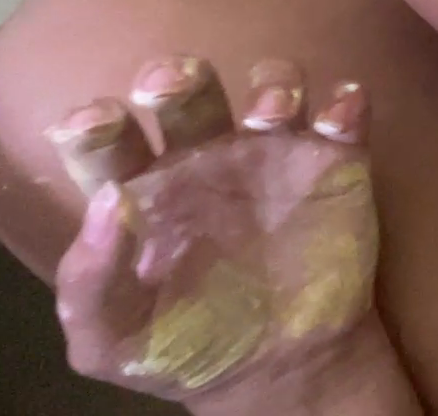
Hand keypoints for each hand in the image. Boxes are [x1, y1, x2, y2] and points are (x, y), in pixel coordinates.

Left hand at [46, 57, 379, 406]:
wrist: (286, 361)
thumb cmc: (189, 346)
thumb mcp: (113, 341)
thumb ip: (91, 283)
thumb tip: (108, 202)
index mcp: (144, 195)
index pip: (109, 143)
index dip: (98, 123)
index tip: (99, 118)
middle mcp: (208, 160)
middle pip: (191, 94)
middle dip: (180, 76)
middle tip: (175, 81)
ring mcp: (278, 155)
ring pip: (275, 87)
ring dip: (273, 84)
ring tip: (270, 114)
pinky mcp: (338, 160)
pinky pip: (347, 113)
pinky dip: (347, 101)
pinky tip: (338, 114)